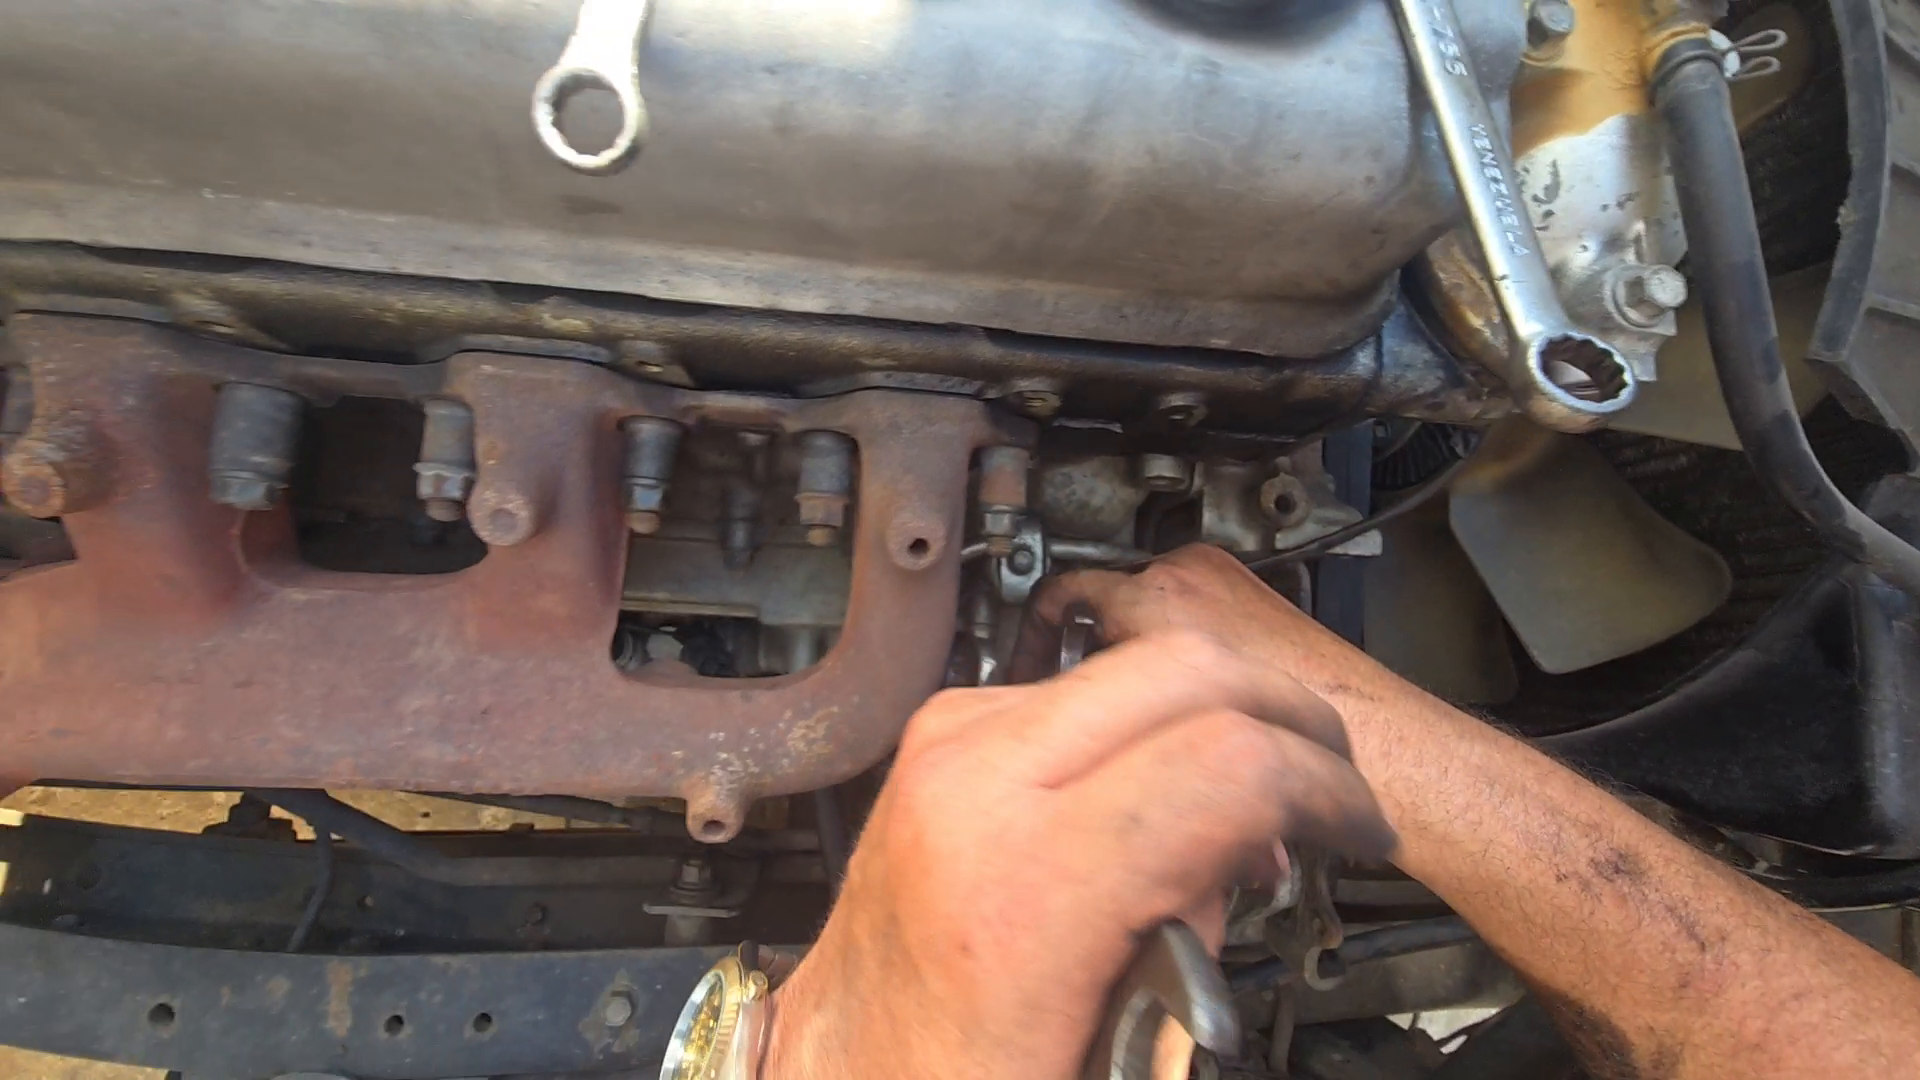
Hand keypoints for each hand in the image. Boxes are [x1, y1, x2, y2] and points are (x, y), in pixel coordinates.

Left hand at [762, 631, 1394, 1079]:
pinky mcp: (947, 727)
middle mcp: (975, 776)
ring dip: (1216, 712)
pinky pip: (1079, 689)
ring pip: (1133, 665)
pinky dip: (1148, 721)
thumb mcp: (1110, 1054)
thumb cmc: (948, 1075)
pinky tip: (1164, 782)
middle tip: (1327, 773)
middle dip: (1281, 710)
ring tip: (1250, 792)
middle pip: (1179, 671)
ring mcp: (953, 736)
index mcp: (1018, 882)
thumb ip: (1199, 923)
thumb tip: (1251, 833)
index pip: (1222, 763)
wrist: (848, 1054)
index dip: (1320, 783)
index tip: (1354, 818)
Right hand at [1015, 545, 1419, 718]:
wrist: (1363, 746)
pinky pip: (1181, 606)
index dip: (1032, 636)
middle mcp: (1184, 576)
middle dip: (1084, 647)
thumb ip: (1099, 707)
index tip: (1029, 664)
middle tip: (1082, 694)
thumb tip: (1061, 719)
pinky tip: (1180, 686)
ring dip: (1127, 641)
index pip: (1058, 598)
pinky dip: (1167, 635)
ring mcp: (1218, 578)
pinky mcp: (1246, 589)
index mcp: (1150, 600)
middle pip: (1100, 603)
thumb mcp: (1152, 726)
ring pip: (1142, 604)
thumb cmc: (1278, 741)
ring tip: (1136, 696)